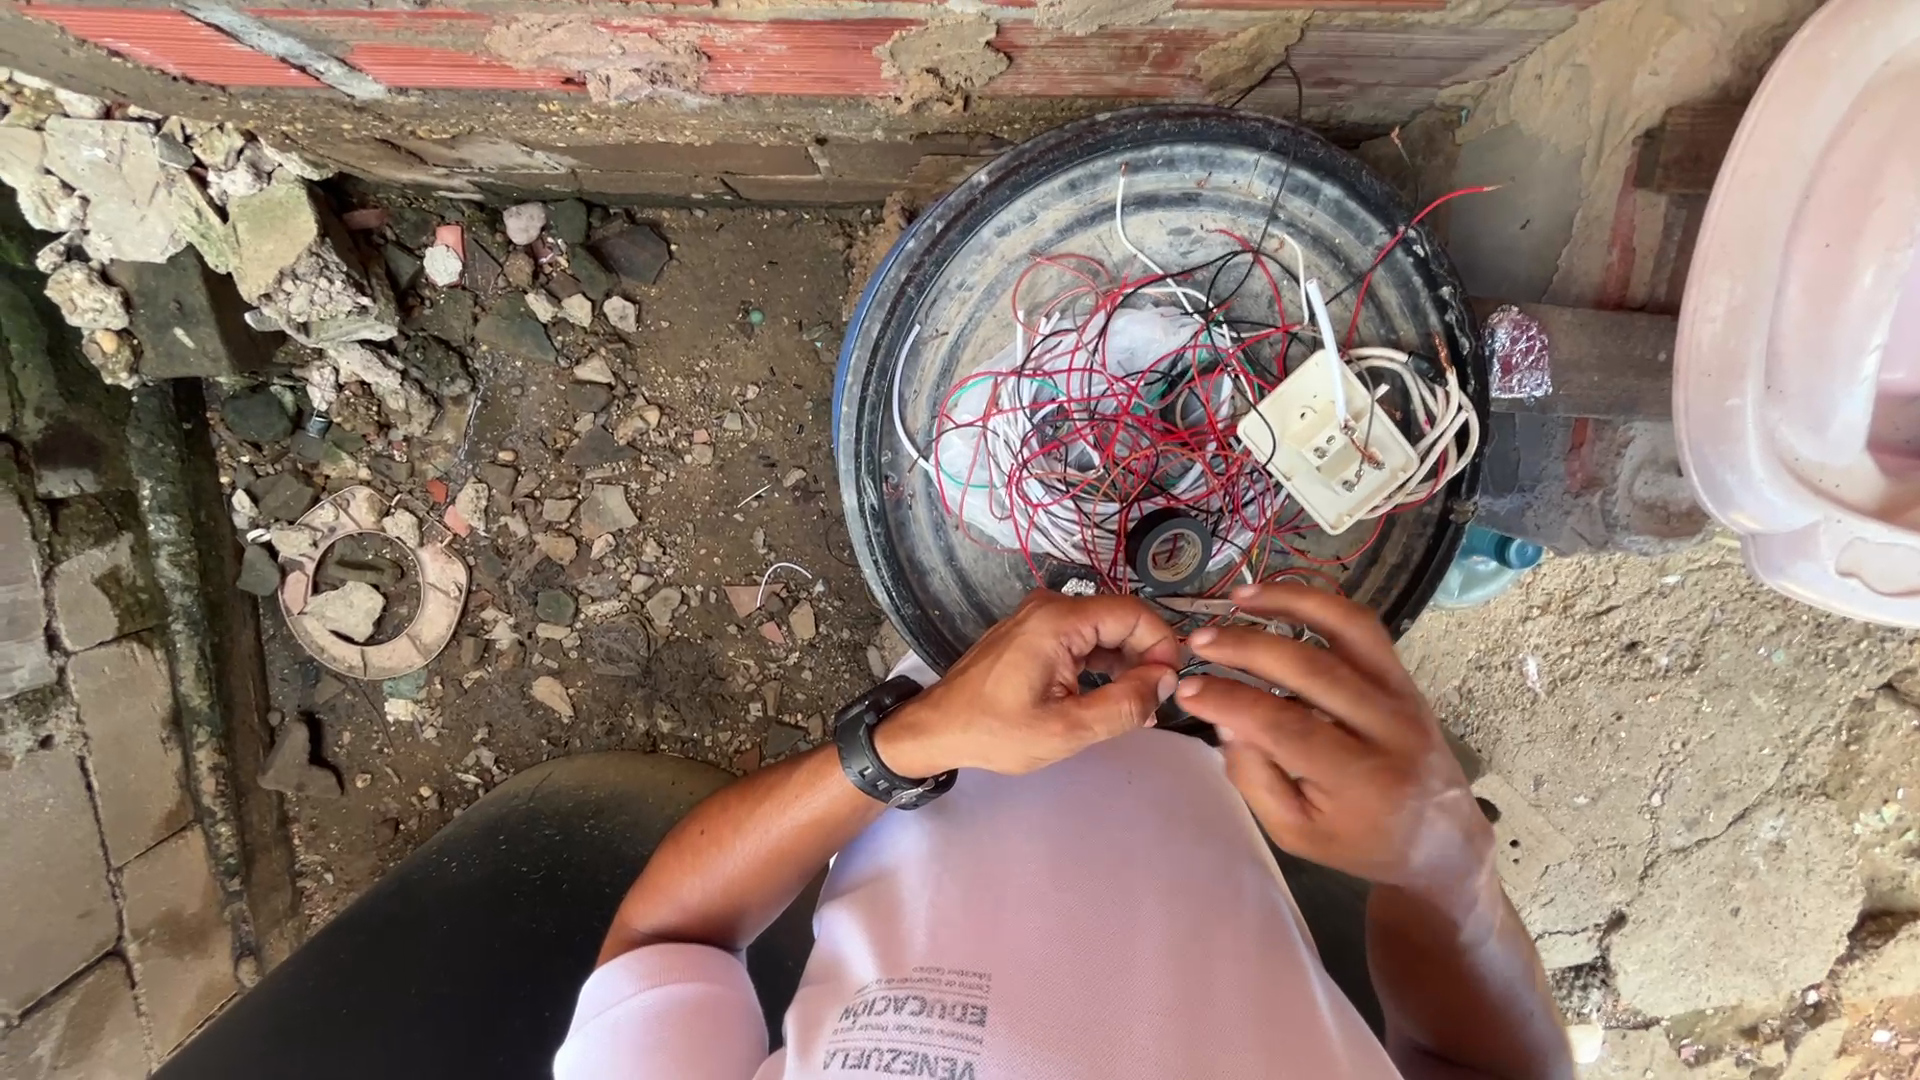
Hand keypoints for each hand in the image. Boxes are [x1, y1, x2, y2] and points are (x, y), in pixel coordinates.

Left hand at [874, 590, 1180, 776]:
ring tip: (1137, 711)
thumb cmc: (996, 731)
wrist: (939, 728)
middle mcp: (1051, 607)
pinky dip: (1102, 666)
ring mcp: (1040, 619)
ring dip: (1126, 666)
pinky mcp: (1035, 634)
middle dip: (1146, 659)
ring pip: (1103, 632)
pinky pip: (1083, 641)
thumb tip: (1165, 681)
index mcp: (1058, 620)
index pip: (1134, 614)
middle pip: (1120, 620)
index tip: (1169, 686)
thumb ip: (1124, 705)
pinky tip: (1112, 699)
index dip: (1161, 646)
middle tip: (1153, 705)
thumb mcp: (1066, 729)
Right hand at [1174, 584, 1492, 899]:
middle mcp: (1390, 729)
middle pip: (1313, 668)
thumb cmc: (1360, 842)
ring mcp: (1402, 694)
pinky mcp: (1402, 675)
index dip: (1230, 701)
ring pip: (1347, 628)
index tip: (1186, 689)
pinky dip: (1315, 601)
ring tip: (1237, 596)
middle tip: (1198, 641)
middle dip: (1246, 648)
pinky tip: (1274, 596)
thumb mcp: (1296, 833)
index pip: (1286, 726)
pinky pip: (1361, 625)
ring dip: (1288, 602)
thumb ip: (1255, 778)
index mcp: (1363, 780)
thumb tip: (1225, 719)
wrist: (1442, 840)